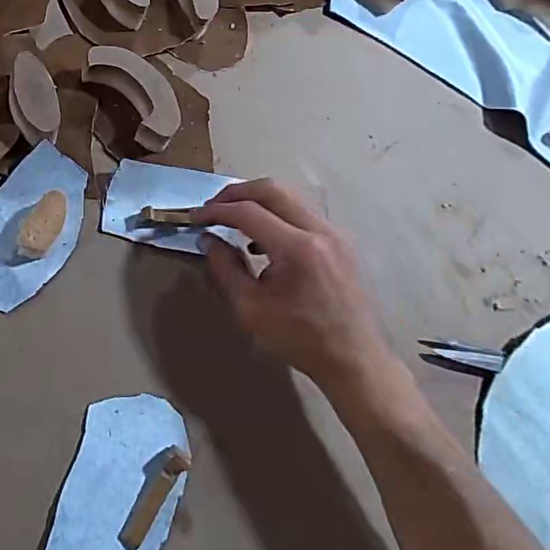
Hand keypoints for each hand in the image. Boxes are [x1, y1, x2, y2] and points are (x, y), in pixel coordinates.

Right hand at [193, 180, 397, 393]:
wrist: (353, 359)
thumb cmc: (300, 339)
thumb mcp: (251, 309)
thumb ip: (225, 269)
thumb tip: (209, 240)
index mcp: (297, 248)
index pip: (249, 212)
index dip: (217, 210)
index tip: (196, 217)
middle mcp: (319, 230)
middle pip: (272, 190)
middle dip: (237, 193)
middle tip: (212, 207)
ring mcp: (334, 233)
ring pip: (290, 198)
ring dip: (258, 202)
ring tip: (233, 219)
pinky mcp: (340, 242)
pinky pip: (303, 214)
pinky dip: (278, 215)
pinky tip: (262, 240)